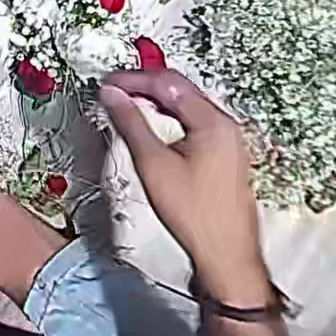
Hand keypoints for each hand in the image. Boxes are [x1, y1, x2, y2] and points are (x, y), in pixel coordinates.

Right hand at [97, 70, 272, 308]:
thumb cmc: (195, 214)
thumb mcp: (153, 163)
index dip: (133, 79)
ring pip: (185, 101)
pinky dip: (168, 112)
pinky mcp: (224, 150)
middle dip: (144, 84)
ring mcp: (227, 136)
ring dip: (155, 98)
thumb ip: (130, 122)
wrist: (226, 255)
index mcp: (212, 121)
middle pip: (179, 87)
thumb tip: (112, 94)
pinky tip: (152, 121)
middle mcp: (224, 123)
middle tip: (114, 89)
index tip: (108, 83)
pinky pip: (192, 117)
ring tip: (127, 101)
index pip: (167, 83)